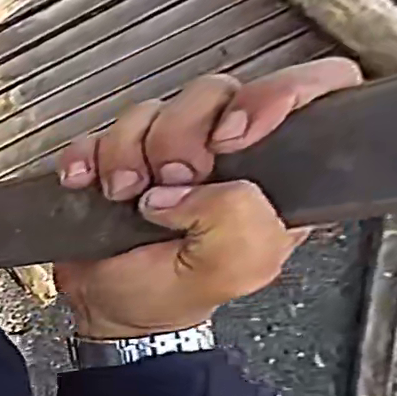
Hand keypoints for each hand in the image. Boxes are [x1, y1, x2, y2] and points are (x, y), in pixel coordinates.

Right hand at [51, 59, 362, 339]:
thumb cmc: (172, 293)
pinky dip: (83, 159)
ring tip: (121, 196)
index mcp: (274, 170)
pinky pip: (93, 136)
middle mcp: (221, 151)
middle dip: (178, 136)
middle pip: (210, 94)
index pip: (313, 86)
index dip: (274, 95)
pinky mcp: (109, 161)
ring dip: (124, 154)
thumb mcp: (232, 268)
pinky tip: (83, 185)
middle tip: (166, 182)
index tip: (230, 139)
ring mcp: (159, 153)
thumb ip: (237, 219)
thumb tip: (182, 190)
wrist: (106, 309)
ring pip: (147, 112)